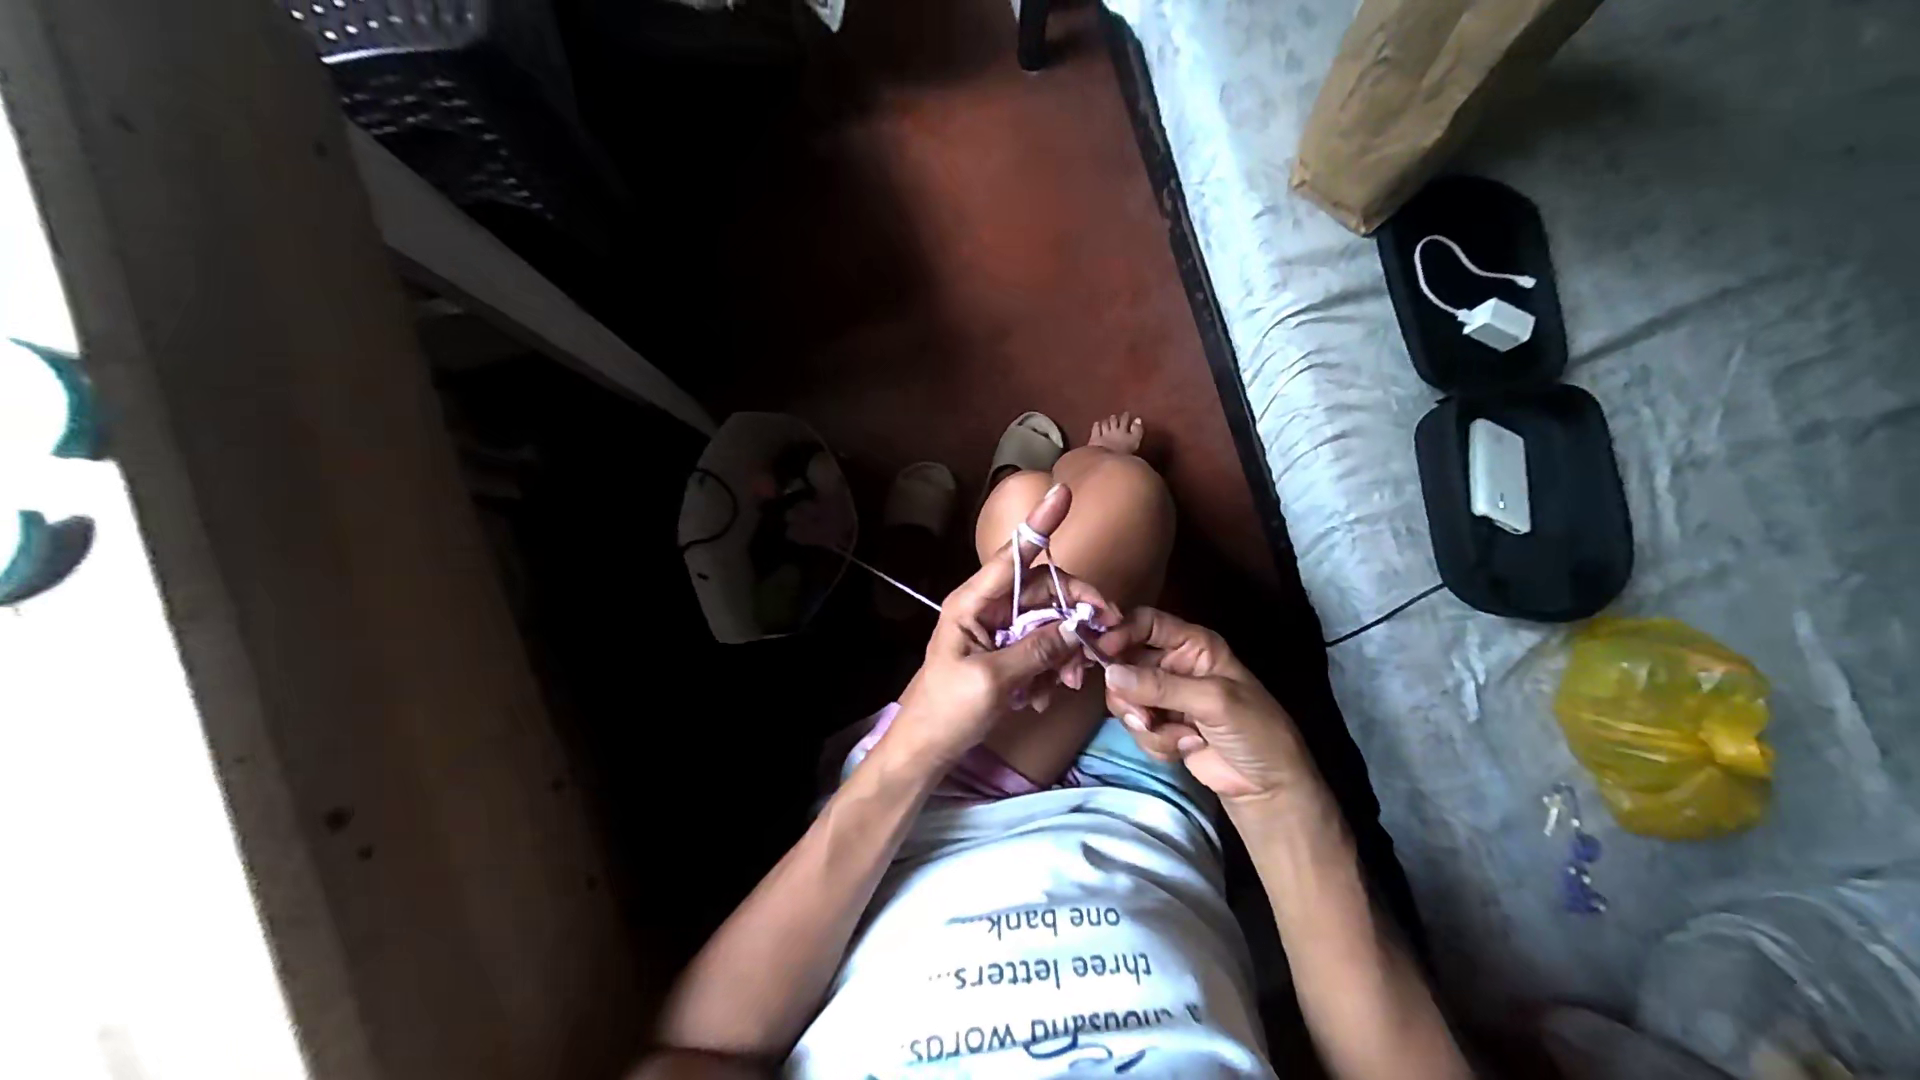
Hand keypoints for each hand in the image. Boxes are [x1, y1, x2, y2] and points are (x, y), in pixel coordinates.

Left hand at [881, 485, 1116, 770]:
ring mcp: (998, 630)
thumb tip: (1079, 625)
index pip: (1013, 555)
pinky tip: (1049, 695)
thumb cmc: (947, 711)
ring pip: (1049, 620)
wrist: (926, 749)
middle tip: (1106, 635)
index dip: (1040, 523)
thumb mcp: (994, 682)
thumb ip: (1038, 650)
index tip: (1064, 492)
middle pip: (1044, 589)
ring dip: (1067, 648)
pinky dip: (1054, 667)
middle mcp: (987, 607)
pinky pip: (1043, 646)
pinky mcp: (1007, 653)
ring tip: (1070, 683)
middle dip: (1076, 610)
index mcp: (972, 602)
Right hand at [1094, 608, 1314, 804]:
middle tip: (1142, 717)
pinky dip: (1155, 742)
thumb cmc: (1254, 730)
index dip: (1121, 632)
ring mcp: (1164, 697)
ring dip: (1145, 723)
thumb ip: (1161, 686)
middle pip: (1125, 663)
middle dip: (1129, 694)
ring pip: (1124, 699)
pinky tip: (1184, 748)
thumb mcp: (1213, 701)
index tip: (1101, 652)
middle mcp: (1173, 665)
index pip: (1146, 623)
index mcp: (1192, 645)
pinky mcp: (1159, 726)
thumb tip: (1110, 674)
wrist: (1269, 787)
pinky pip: (1135, 727)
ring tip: (1177, 738)